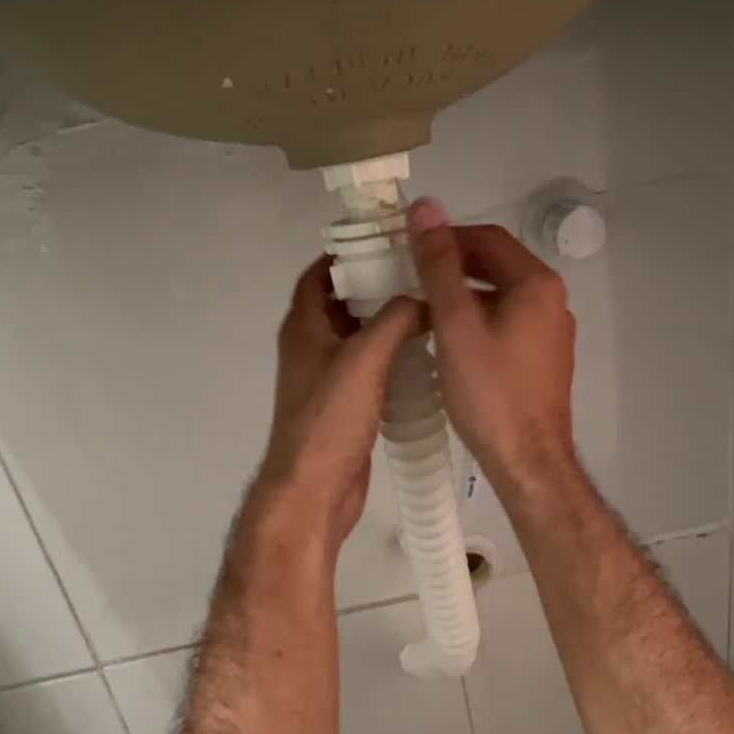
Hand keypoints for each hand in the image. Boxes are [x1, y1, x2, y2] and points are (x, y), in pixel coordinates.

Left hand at [254, 256, 421, 555]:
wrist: (314, 490)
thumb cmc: (330, 419)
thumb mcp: (364, 358)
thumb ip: (395, 320)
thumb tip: (423, 298)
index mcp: (303, 328)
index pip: (317, 275)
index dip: (346, 255)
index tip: (388, 243)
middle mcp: (310, 350)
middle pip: (342, 306)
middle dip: (377, 289)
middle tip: (422, 278)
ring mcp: (326, 383)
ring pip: (358, 341)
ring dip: (387, 327)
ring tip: (431, 313)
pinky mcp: (344, 410)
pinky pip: (369, 373)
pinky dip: (391, 361)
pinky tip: (424, 361)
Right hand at [405, 198, 578, 491]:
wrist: (527, 461)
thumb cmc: (489, 393)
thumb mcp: (456, 325)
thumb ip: (439, 266)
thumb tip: (424, 207)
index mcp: (537, 284)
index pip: (487, 238)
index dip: (444, 238)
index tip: (406, 251)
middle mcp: (553, 302)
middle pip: (498, 266)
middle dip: (454, 266)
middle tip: (410, 279)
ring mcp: (552, 335)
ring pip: (502, 298)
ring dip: (464, 296)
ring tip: (423, 310)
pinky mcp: (546, 363)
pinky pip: (509, 326)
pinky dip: (479, 322)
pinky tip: (452, 343)